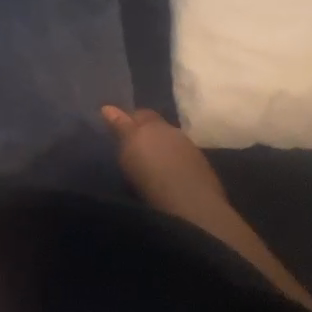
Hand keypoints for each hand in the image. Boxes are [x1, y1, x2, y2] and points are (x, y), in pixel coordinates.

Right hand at [101, 105, 227, 215]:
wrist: (191, 204)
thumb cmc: (150, 171)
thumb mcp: (126, 147)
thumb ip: (119, 126)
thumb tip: (107, 107)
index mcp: (154, 123)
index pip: (141, 113)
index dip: (130, 119)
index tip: (119, 127)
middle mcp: (174, 133)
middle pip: (158, 129)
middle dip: (147, 134)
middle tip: (133, 145)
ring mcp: (192, 153)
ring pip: (172, 145)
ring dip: (162, 151)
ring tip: (151, 164)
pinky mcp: (204, 173)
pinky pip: (183, 162)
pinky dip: (174, 165)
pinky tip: (168, 176)